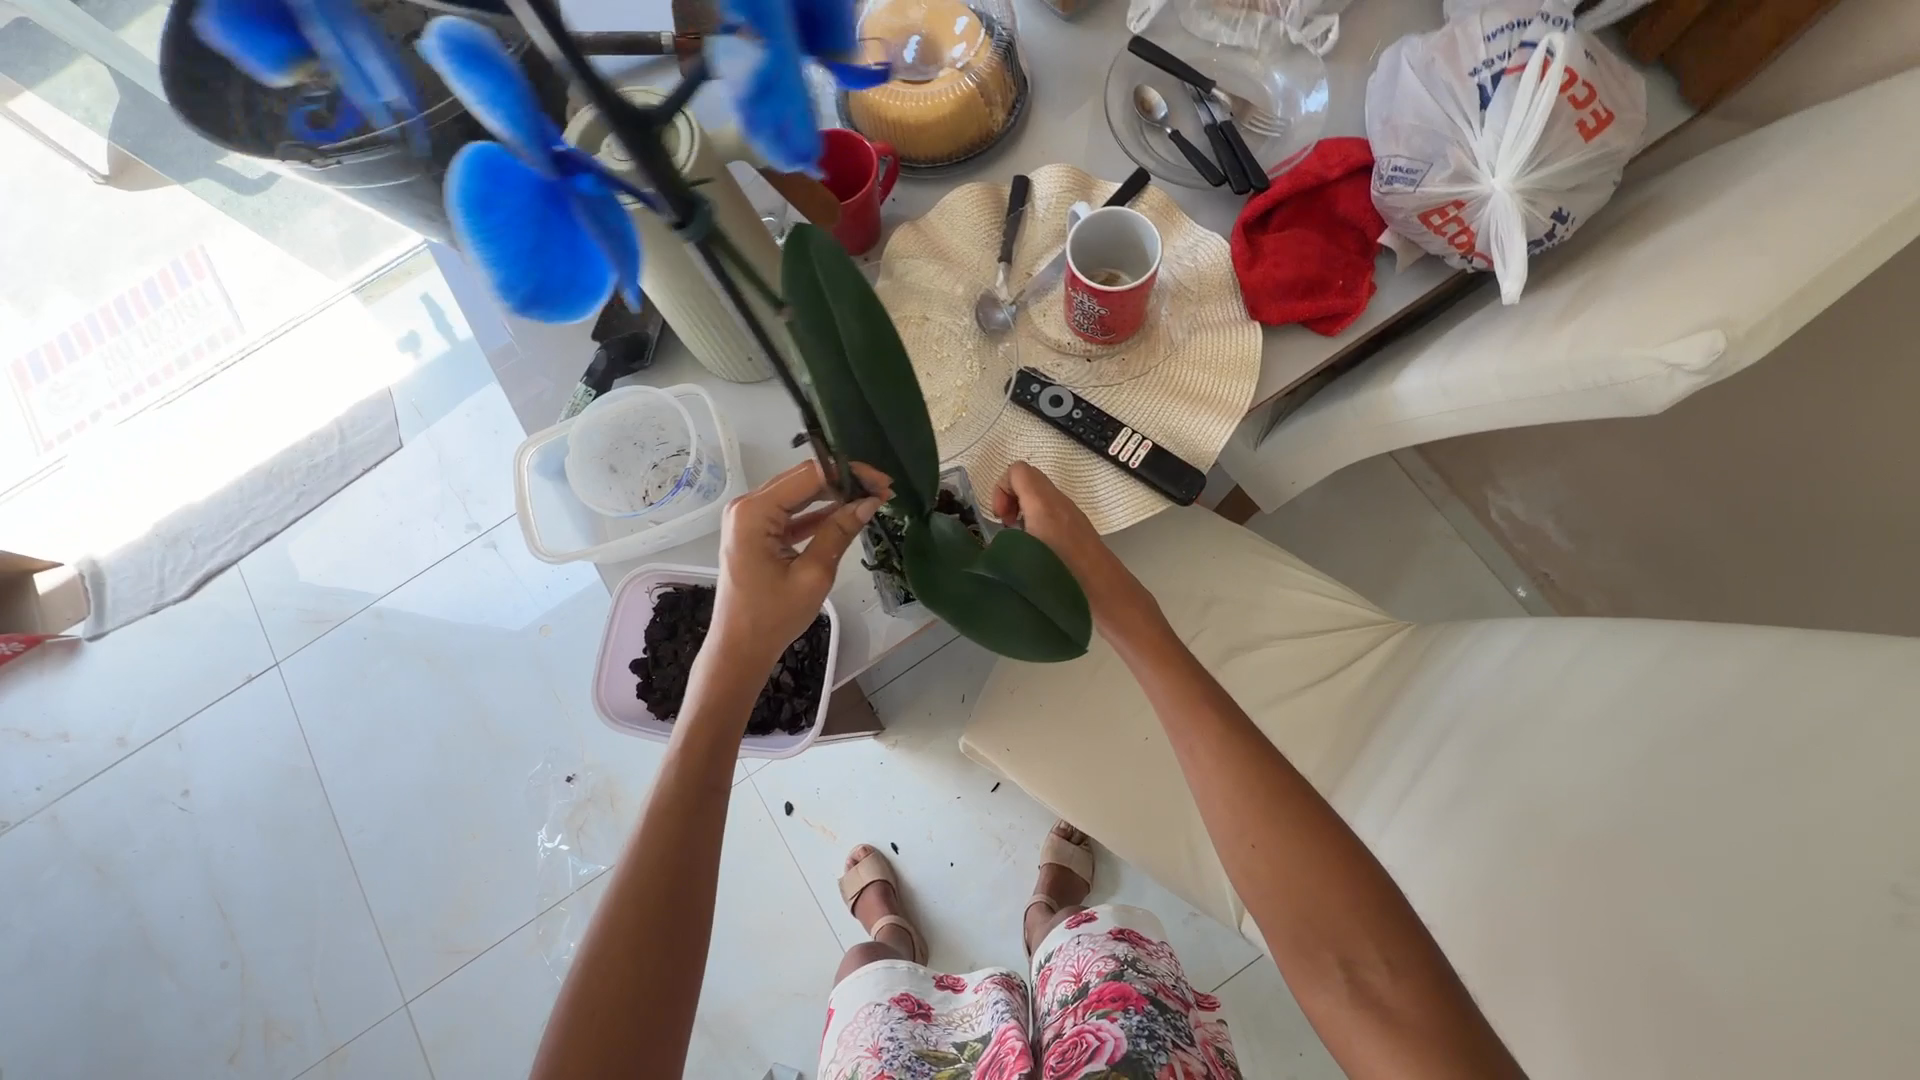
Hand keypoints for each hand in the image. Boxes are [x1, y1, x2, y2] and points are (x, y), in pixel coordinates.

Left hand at [706, 460, 890, 673]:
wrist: (740, 648)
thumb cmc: (772, 617)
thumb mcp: (813, 575)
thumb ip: (839, 532)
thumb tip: (869, 503)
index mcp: (754, 512)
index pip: (810, 475)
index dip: (850, 473)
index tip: (883, 482)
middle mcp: (747, 506)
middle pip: (803, 479)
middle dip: (845, 481)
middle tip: (884, 490)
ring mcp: (749, 518)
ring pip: (800, 494)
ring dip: (835, 495)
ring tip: (872, 499)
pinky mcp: (756, 531)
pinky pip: (792, 513)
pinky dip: (819, 512)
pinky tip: (848, 513)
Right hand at [991, 462, 1151, 627]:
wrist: (1106, 594)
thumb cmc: (1062, 578)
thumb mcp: (1020, 559)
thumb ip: (1001, 548)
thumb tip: (994, 545)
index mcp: (1043, 503)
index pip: (1017, 471)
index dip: (1000, 489)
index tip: (1000, 519)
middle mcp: (1060, 502)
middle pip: (1029, 479)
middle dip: (1010, 498)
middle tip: (1007, 527)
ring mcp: (1072, 514)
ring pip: (1041, 496)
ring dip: (1024, 512)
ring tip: (1020, 542)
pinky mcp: (1079, 528)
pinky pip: (1052, 511)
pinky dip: (1039, 523)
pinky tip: (1037, 551)